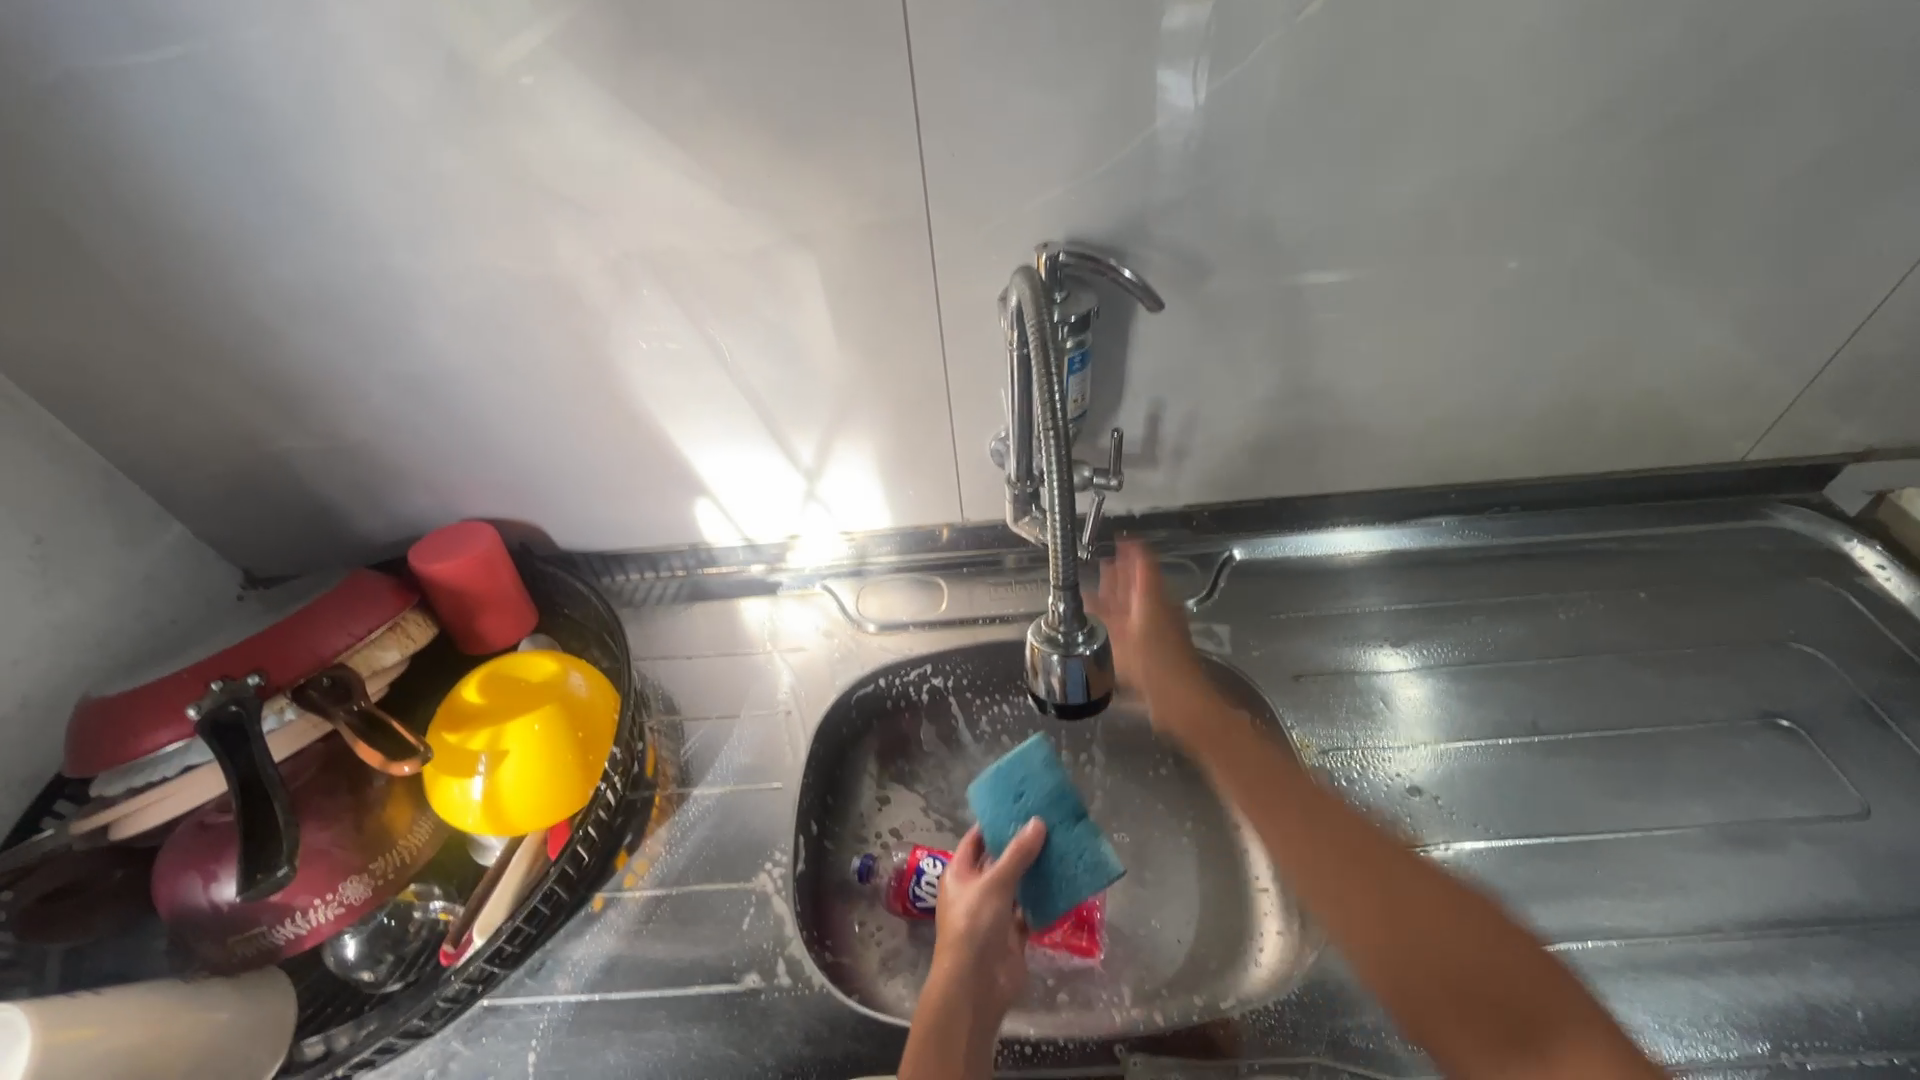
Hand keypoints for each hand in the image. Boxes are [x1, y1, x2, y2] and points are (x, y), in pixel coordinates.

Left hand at [928, 819, 1046, 1020]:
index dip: (994, 823)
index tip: (1019, 806)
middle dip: (1021, 845)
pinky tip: (1065, 881)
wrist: (975, 986)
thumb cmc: (974, 925)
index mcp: (960, 873)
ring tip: (1062, 846)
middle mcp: (976, 889)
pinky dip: (1045, 898)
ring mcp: (995, 912)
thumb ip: (1017, 854)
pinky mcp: (1014, 933)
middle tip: (1050, 823)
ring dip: (1036, 871)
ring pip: (1018, 884)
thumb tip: (1038, 822)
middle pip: (1000, 861)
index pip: (976, 839)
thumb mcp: (994, 883)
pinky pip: (1031, 909)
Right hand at [1090, 540, 1225, 745]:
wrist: (1183, 700)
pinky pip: (1140, 618)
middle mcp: (1160, 605)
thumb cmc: (1153, 665)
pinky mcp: (1162, 642)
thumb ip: (1103, 613)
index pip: (1143, 561)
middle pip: (1141, 579)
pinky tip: (1111, 620)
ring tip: (1102, 586)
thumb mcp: (1120, 636)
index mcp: (1151, 596)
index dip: (1131, 548)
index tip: (1116, 539)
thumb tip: (1087, 595)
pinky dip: (1126, 613)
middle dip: (1123, 570)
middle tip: (1103, 561)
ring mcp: (1163, 624)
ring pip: (1141, 599)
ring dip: (1123, 592)